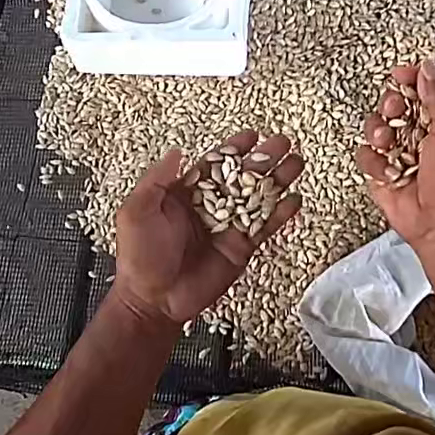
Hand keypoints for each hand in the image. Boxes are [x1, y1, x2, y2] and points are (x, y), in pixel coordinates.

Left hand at [111, 131, 305, 327]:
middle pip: (243, 177)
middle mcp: (211, 207)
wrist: (153, 299)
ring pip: (258, 198)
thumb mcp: (137, 211)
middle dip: (264, 159)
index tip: (252, 135)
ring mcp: (228, 227)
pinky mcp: (241, 248)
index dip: (234, 149)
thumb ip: (157, 180)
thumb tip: (177, 151)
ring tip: (297, 163)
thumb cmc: (139, 256)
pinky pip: (264, 227)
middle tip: (284, 142)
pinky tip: (295, 200)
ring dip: (278, 181)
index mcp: (187, 193)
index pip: (215, 164)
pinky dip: (280, 214)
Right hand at [355, 60, 434, 254]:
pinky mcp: (385, 177)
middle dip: (391, 106)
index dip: (410, 80)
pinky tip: (388, 174)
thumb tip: (428, 67)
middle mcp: (425, 138)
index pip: (426, 90)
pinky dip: (374, 163)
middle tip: (394, 113)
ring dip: (378, 132)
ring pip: (377, 129)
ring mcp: (404, 158)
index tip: (399, 75)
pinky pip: (367, 158)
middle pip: (396, 106)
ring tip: (387, 143)